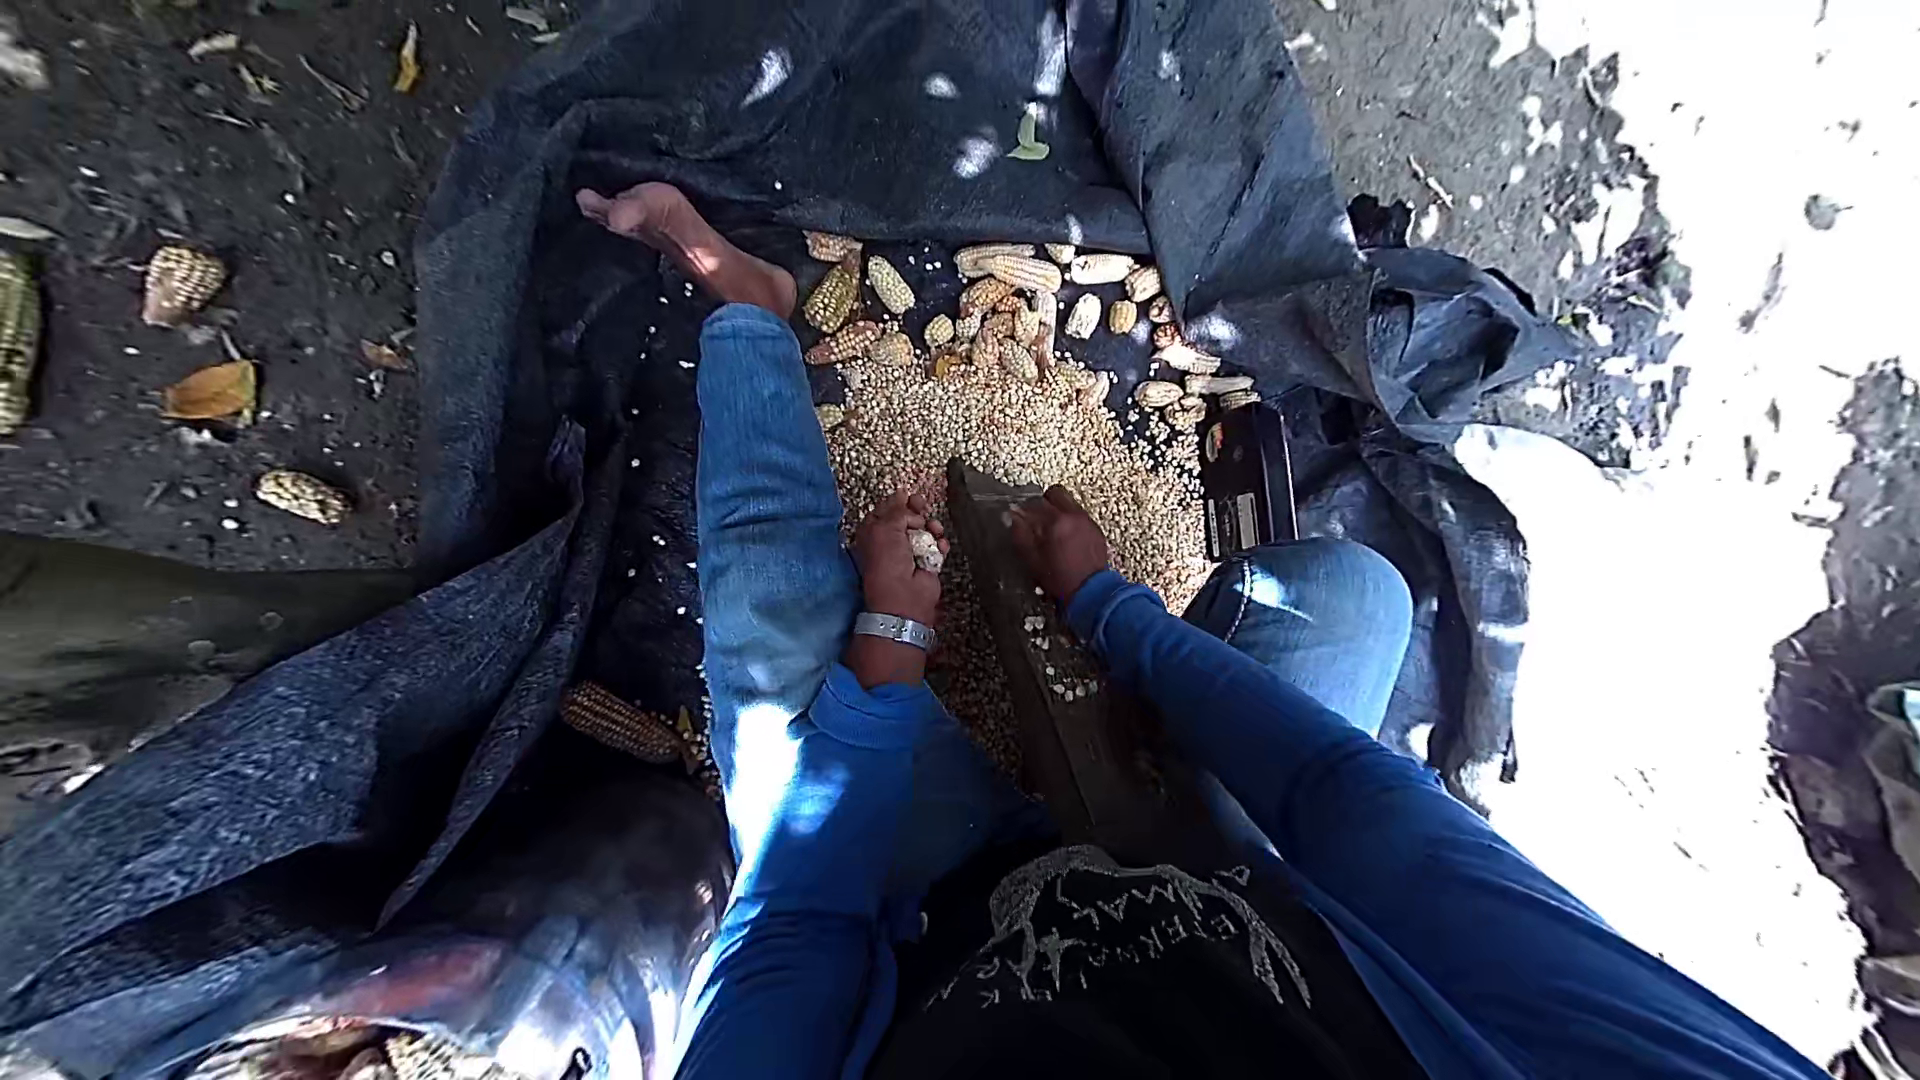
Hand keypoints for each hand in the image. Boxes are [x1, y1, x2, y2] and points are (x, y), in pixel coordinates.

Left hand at [851, 489, 946, 625]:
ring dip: (932, 526)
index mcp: (873, 533)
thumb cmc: (887, 564)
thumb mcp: (886, 528)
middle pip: (907, 517)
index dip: (896, 502)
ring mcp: (910, 552)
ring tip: (934, 529)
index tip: (906, 495)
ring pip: (925, 529)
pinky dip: (940, 544)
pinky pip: (937, 546)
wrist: (904, 596)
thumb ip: (897, 511)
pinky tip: (940, 545)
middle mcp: (890, 541)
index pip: (885, 510)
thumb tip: (905, 500)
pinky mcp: (927, 562)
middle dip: (916, 510)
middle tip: (921, 504)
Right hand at [1009, 485, 1109, 602]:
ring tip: (1050, 528)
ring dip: (1057, 510)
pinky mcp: (1095, 530)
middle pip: (1055, 493)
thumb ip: (1020, 534)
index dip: (1022, 509)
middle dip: (1042, 501)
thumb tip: (1012, 518)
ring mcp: (1086, 522)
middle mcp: (1074, 517)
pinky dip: (1069, 520)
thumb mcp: (1032, 559)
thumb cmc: (1062, 579)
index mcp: (1056, 522)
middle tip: (1035, 516)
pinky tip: (1064, 536)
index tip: (1017, 516)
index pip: (1034, 503)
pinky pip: (1079, 515)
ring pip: (1068, 502)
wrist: (1091, 591)